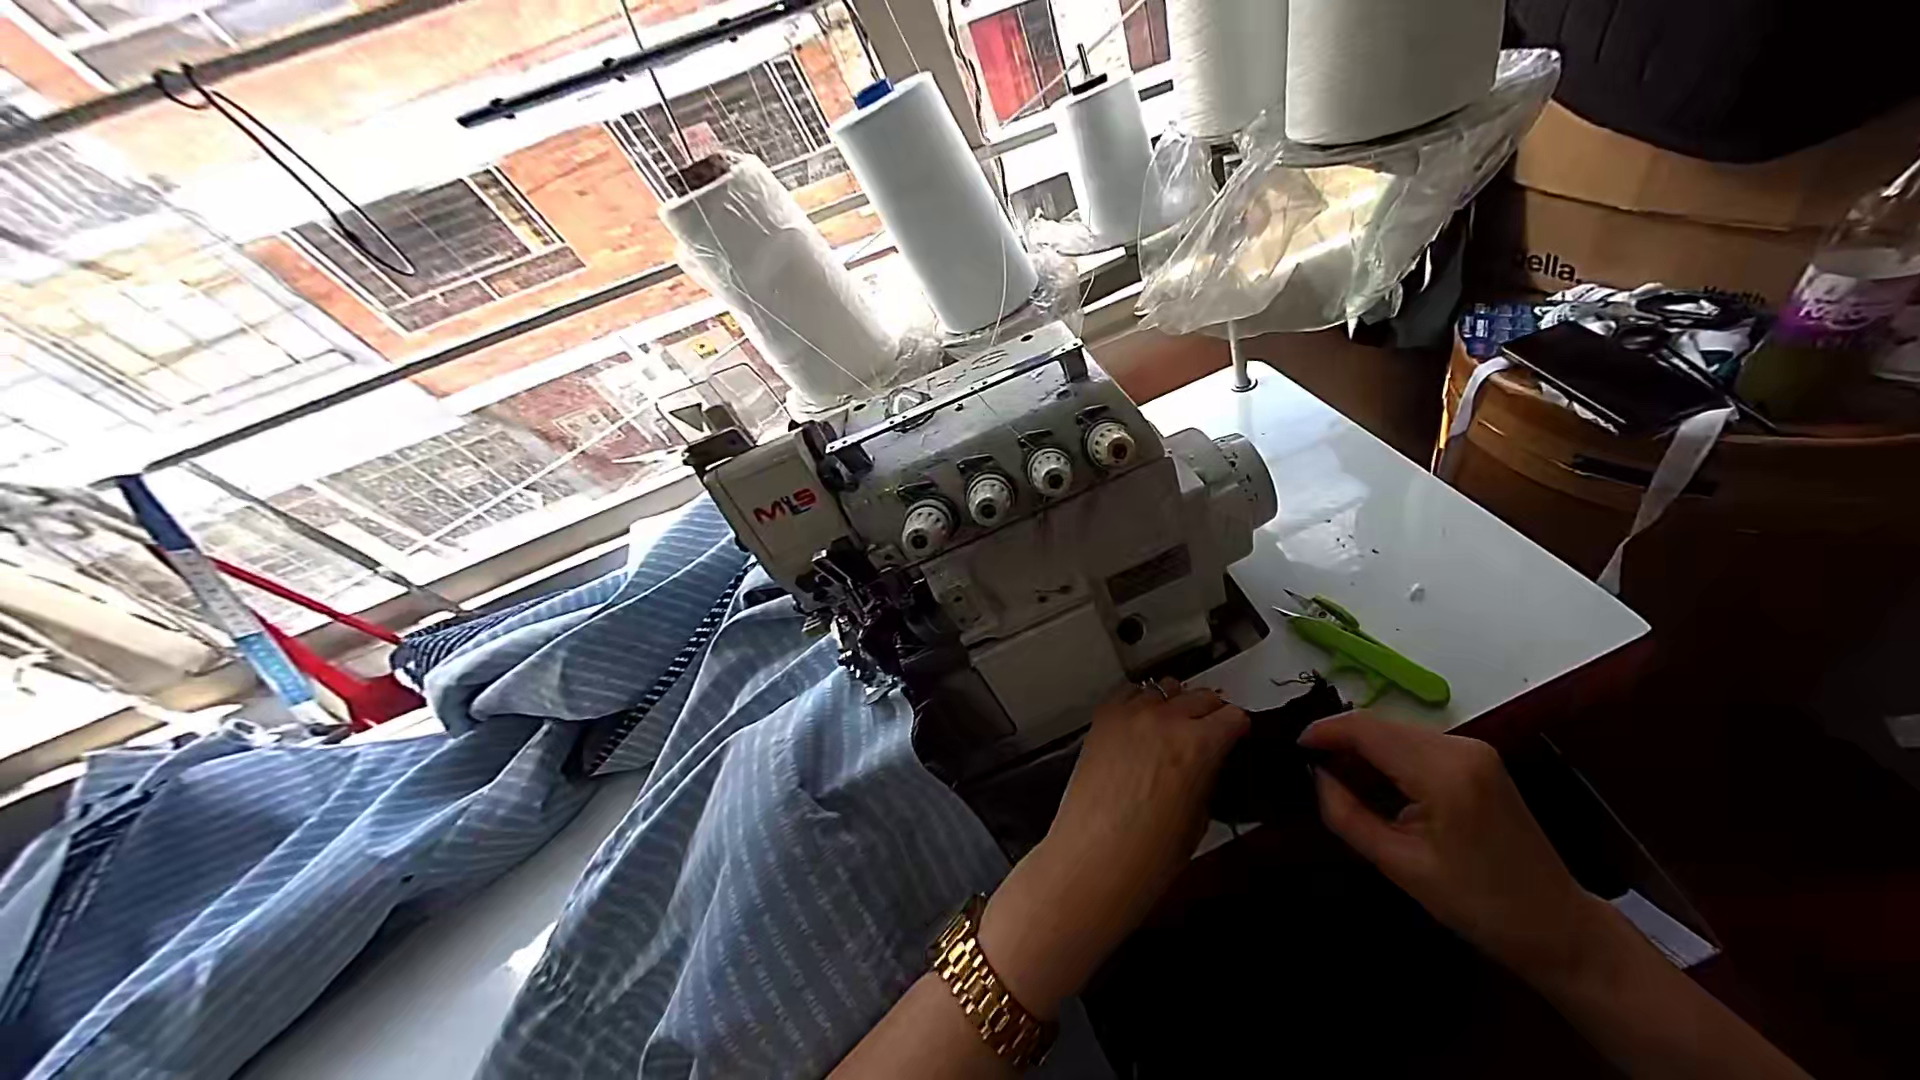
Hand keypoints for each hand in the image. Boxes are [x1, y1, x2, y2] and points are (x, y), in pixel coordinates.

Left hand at [978, 680, 1247, 1015]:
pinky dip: (1138, 702)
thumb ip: (1207, 777)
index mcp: (1197, 745)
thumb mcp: (1200, 817)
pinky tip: (1141, 718)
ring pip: (1163, 689)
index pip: (1233, 716)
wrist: (1095, 858)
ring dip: (1174, 703)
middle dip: (1211, 712)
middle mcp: (1163, 722)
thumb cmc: (1144, 853)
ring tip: (1176, 722)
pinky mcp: (1101, 722)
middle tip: (1212, 728)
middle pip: (1200, 696)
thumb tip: (1208, 764)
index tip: (1237, 733)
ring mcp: (1129, 717)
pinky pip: (1126, 694)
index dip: (1238, 727)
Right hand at [1299, 711, 1606, 981]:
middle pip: (1380, 724)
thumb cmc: (1476, 904)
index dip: (1323, 731)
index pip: (1366, 729)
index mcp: (1444, 773)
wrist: (1558, 927)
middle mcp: (1461, 747)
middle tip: (1309, 767)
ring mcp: (1474, 749)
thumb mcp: (1396, 864)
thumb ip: (1344, 812)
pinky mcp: (1477, 758)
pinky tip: (1373, 780)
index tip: (1292, 747)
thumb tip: (1314, 774)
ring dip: (1362, 747)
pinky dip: (1386, 754)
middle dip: (1340, 740)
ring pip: (1395, 730)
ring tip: (1335, 776)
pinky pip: (1414, 741)